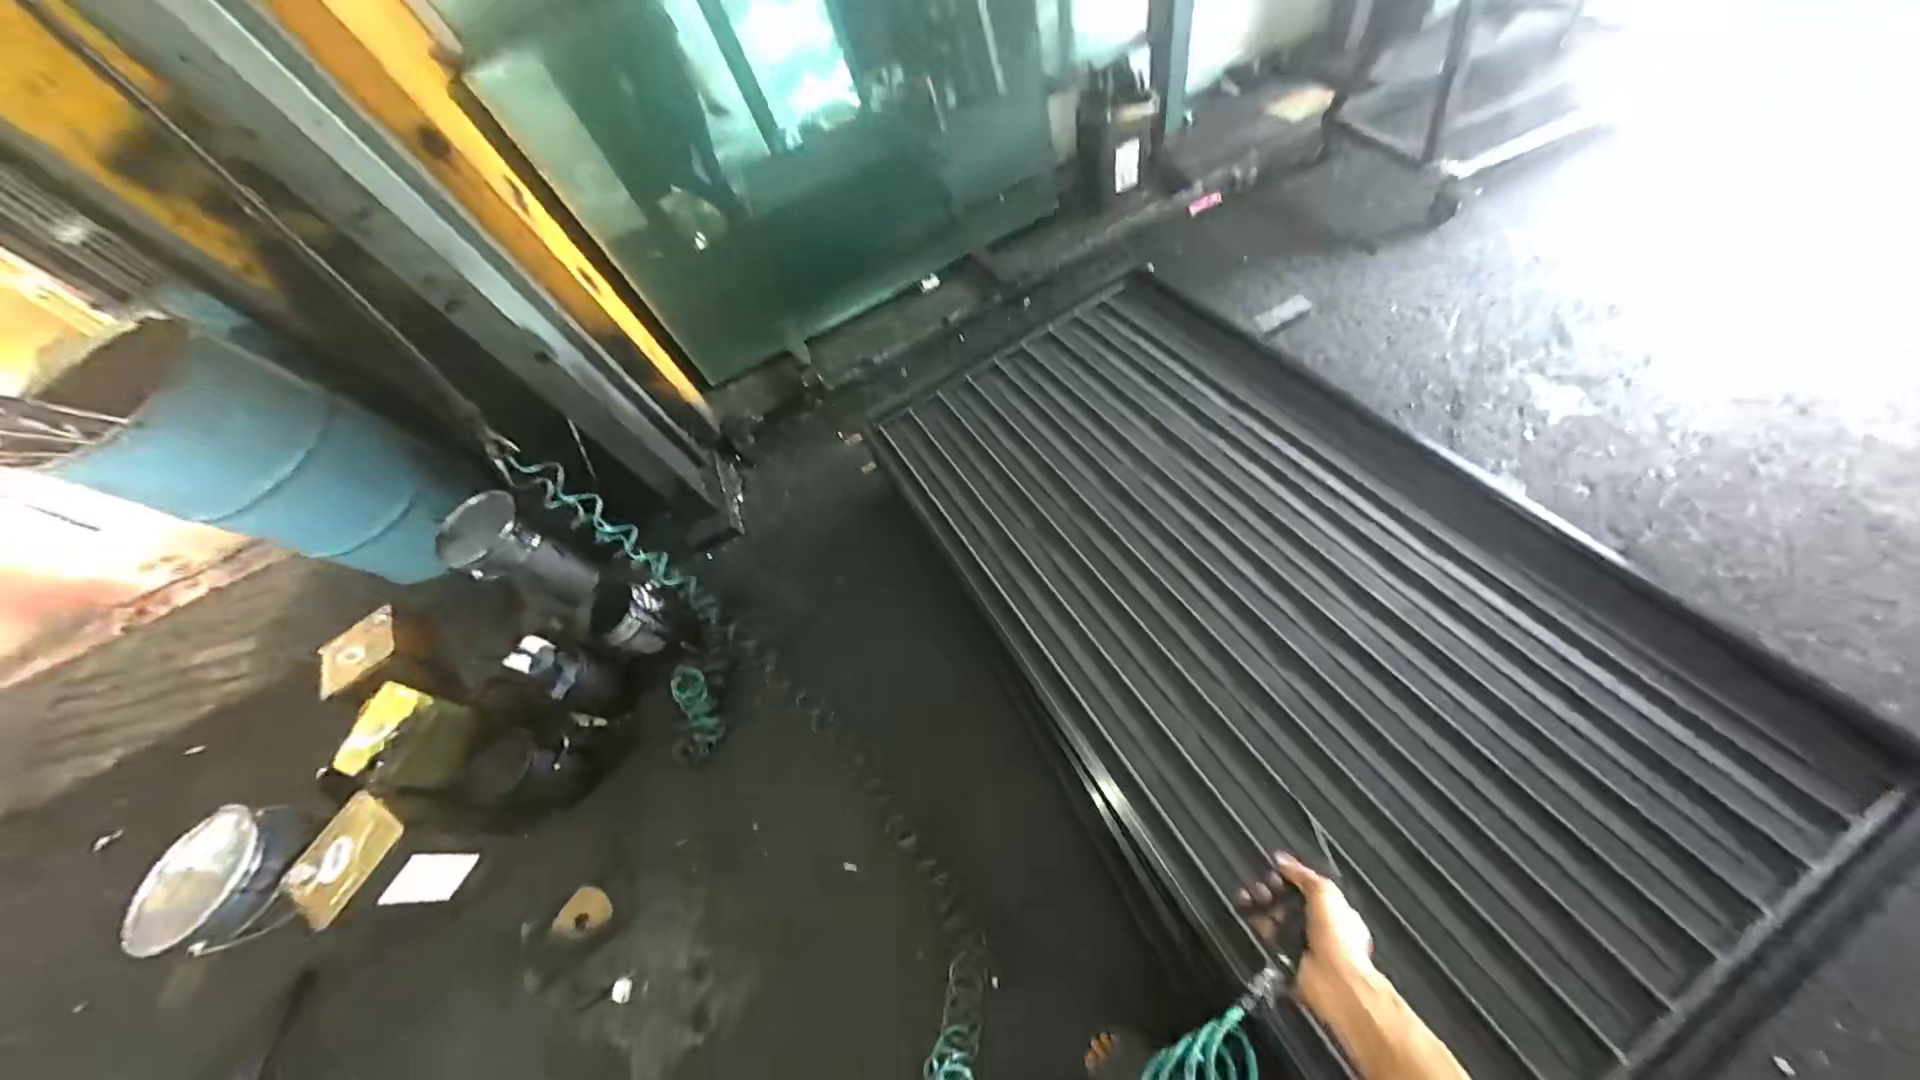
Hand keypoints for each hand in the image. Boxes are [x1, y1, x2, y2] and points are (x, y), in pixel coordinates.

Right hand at [1235, 851, 1374, 1014]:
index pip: (1307, 887)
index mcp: (1335, 911)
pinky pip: (1265, 934)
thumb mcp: (1325, 892)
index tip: (1275, 870)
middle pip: (1287, 900)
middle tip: (1261, 886)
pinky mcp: (1284, 956)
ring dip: (1258, 903)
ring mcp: (1301, 942)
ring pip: (1274, 916)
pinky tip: (1245, 909)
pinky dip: (1254, 921)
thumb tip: (1280, 858)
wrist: (1335, 982)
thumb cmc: (1338, 935)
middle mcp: (1318, 926)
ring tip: (1246, 895)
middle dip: (1270, 889)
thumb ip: (1302, 874)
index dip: (1289, 876)